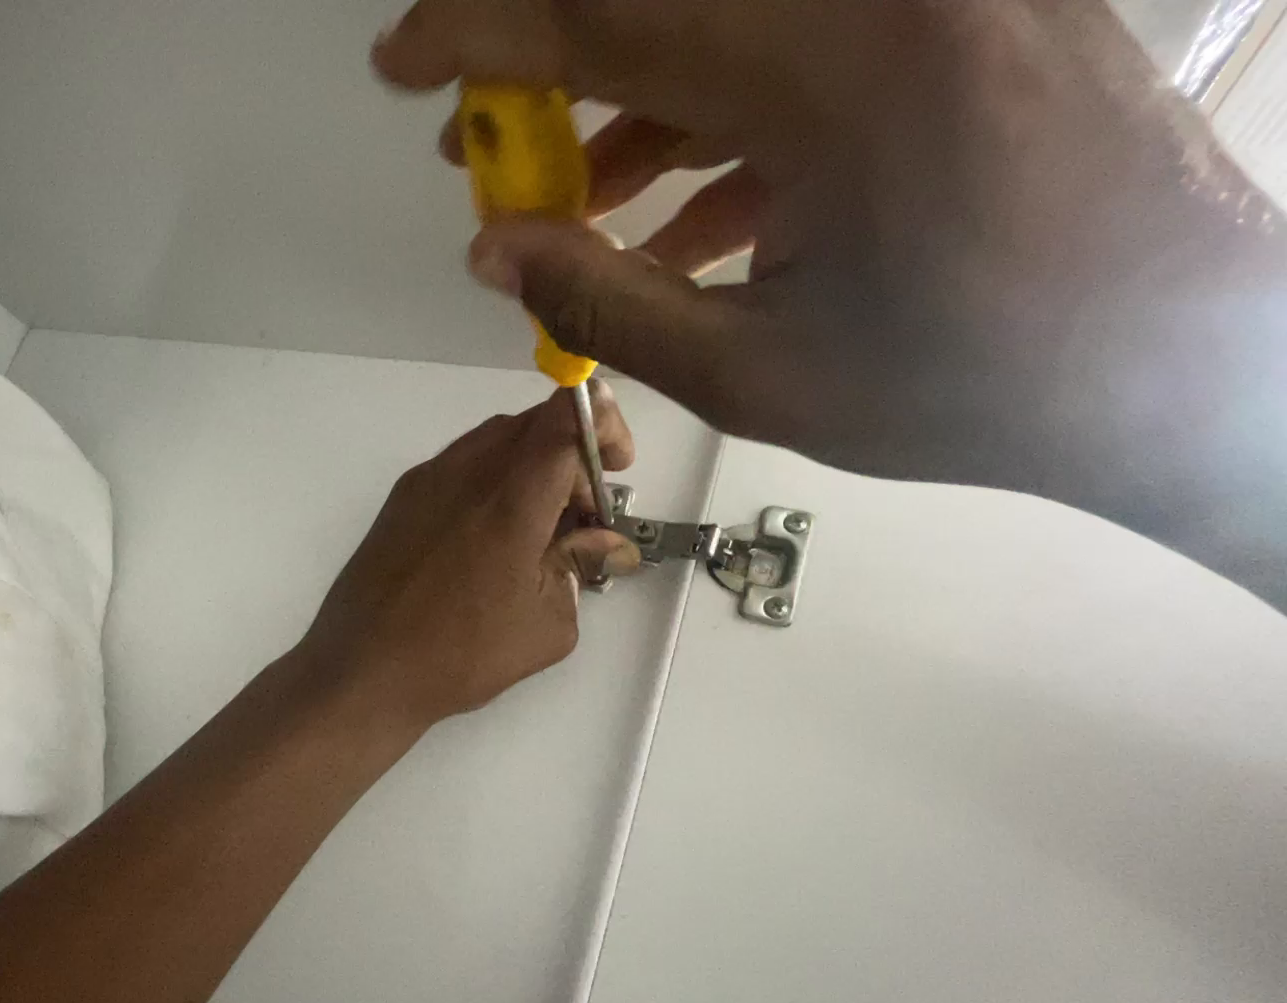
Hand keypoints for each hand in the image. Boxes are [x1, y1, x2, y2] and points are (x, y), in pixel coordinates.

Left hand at [294, 384, 636, 726]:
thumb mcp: (546, 624)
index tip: (616, 465)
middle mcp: (465, 473)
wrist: (364, 668)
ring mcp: (426, 480)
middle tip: (582, 514)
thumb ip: (578, 564)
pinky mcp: (401, 497)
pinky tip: (492, 535)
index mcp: (510, 500)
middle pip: (532, 425)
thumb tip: (598, 537)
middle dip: (571, 454)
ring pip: (494, 441)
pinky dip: (492, 479)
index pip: (565, 417)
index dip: (602, 423)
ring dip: (530, 466)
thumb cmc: (461, 654)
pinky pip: (460, 464)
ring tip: (537, 528)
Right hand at [373, 0, 1286, 528]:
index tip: (398, 62)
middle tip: (474, 133)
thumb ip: (605, 304)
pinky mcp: (942, 23)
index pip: (607, 20)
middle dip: (538, 59)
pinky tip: (658, 211)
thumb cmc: (967, 387)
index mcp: (840, 72)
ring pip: (712, 24)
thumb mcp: (754, 373)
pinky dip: (700, 124)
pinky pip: (780, 55)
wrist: (1183, 366)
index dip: (480, 34)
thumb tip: (490, 250)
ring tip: (550, 190)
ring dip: (614, 102)